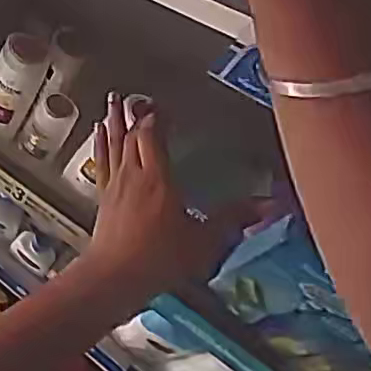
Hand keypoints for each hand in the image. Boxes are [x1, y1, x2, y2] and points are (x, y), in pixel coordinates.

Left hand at [83, 95, 220, 297]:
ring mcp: (115, 184)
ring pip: (113, 143)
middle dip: (133, 114)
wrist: (116, 274)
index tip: (161, 106)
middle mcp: (133, 175)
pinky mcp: (103, 195)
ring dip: (113, 121)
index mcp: (157, 179)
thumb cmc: (161, 257)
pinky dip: (100, 143)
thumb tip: (272, 205)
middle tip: (134, 96)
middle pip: (131, 135)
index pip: (152, 137)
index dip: (155, 119)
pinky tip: (97, 132)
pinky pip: (102, 160)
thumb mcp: (205, 240)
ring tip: (112, 101)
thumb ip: (235, 218)